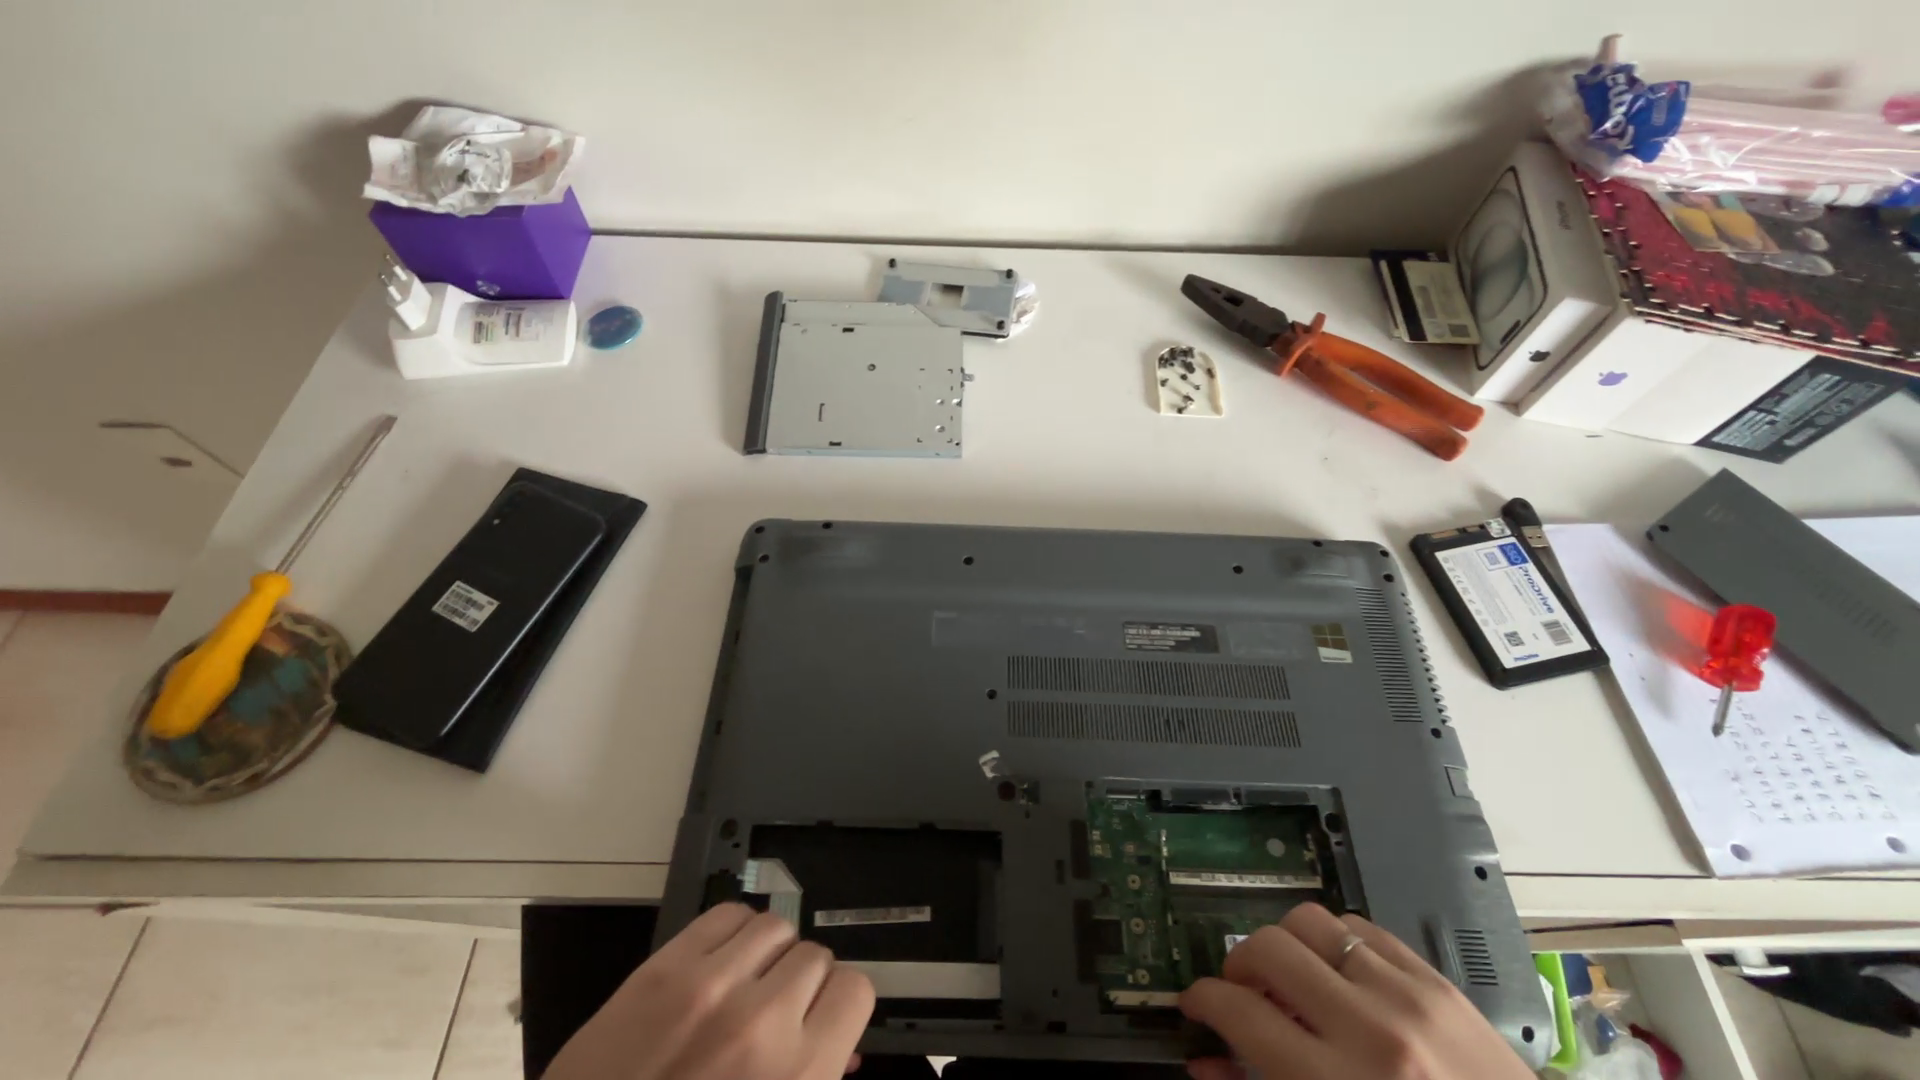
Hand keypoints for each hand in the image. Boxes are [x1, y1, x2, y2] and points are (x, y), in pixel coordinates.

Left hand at [544, 903, 874, 1079]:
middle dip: (803, 984)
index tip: (821, 1022)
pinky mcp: (663, 968)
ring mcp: (709, 988)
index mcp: (800, 1072)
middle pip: (816, 956)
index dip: (840, 1007)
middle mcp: (762, 1020)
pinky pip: (727, 914)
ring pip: (776, 927)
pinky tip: (720, 966)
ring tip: (748, 985)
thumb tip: (844, 1049)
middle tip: (777, 1014)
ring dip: (771, 954)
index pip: (855, 989)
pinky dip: (733, 934)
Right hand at [1179, 903, 1531, 1079]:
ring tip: (1288, 978)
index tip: (1196, 1005)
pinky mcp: (1436, 981)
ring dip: (1284, 945)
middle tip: (1241, 991)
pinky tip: (1335, 975)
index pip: (1240, 1013)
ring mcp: (1408, 996)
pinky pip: (1360, 929)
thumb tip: (1203, 1063)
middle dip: (1237, 965)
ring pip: (1310, 922)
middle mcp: (1370, 1028)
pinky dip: (1333, 944)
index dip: (1203, 1002)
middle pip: (1268, 949)